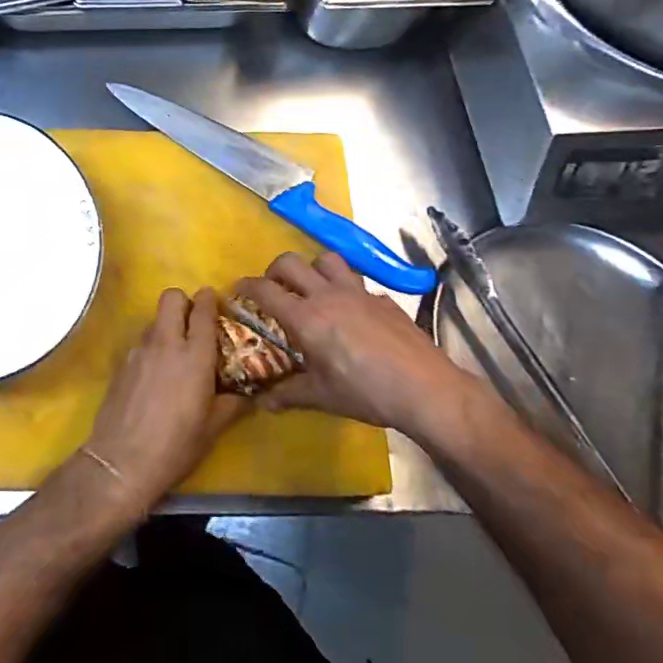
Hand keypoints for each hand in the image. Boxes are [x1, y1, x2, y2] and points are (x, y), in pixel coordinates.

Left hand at [83, 288, 248, 507]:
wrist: (121, 462)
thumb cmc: (176, 446)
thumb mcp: (213, 429)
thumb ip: (233, 404)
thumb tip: (249, 395)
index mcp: (195, 356)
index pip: (203, 310)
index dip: (209, 300)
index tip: (215, 303)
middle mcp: (166, 343)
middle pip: (171, 297)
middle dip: (184, 302)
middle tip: (194, 324)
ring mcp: (139, 350)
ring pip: (154, 318)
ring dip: (167, 325)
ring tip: (176, 352)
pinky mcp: (122, 362)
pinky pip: (140, 341)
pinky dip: (151, 346)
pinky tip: (155, 373)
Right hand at [237, 252, 470, 434]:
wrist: (425, 388)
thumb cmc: (367, 393)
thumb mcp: (323, 397)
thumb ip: (289, 394)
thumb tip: (263, 402)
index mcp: (307, 318)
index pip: (266, 290)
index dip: (246, 286)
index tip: (237, 290)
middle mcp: (328, 295)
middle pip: (291, 262)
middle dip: (274, 270)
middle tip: (273, 288)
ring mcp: (358, 292)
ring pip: (327, 260)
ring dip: (312, 268)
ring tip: (312, 288)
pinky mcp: (382, 298)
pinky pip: (356, 282)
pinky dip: (345, 289)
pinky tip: (352, 313)